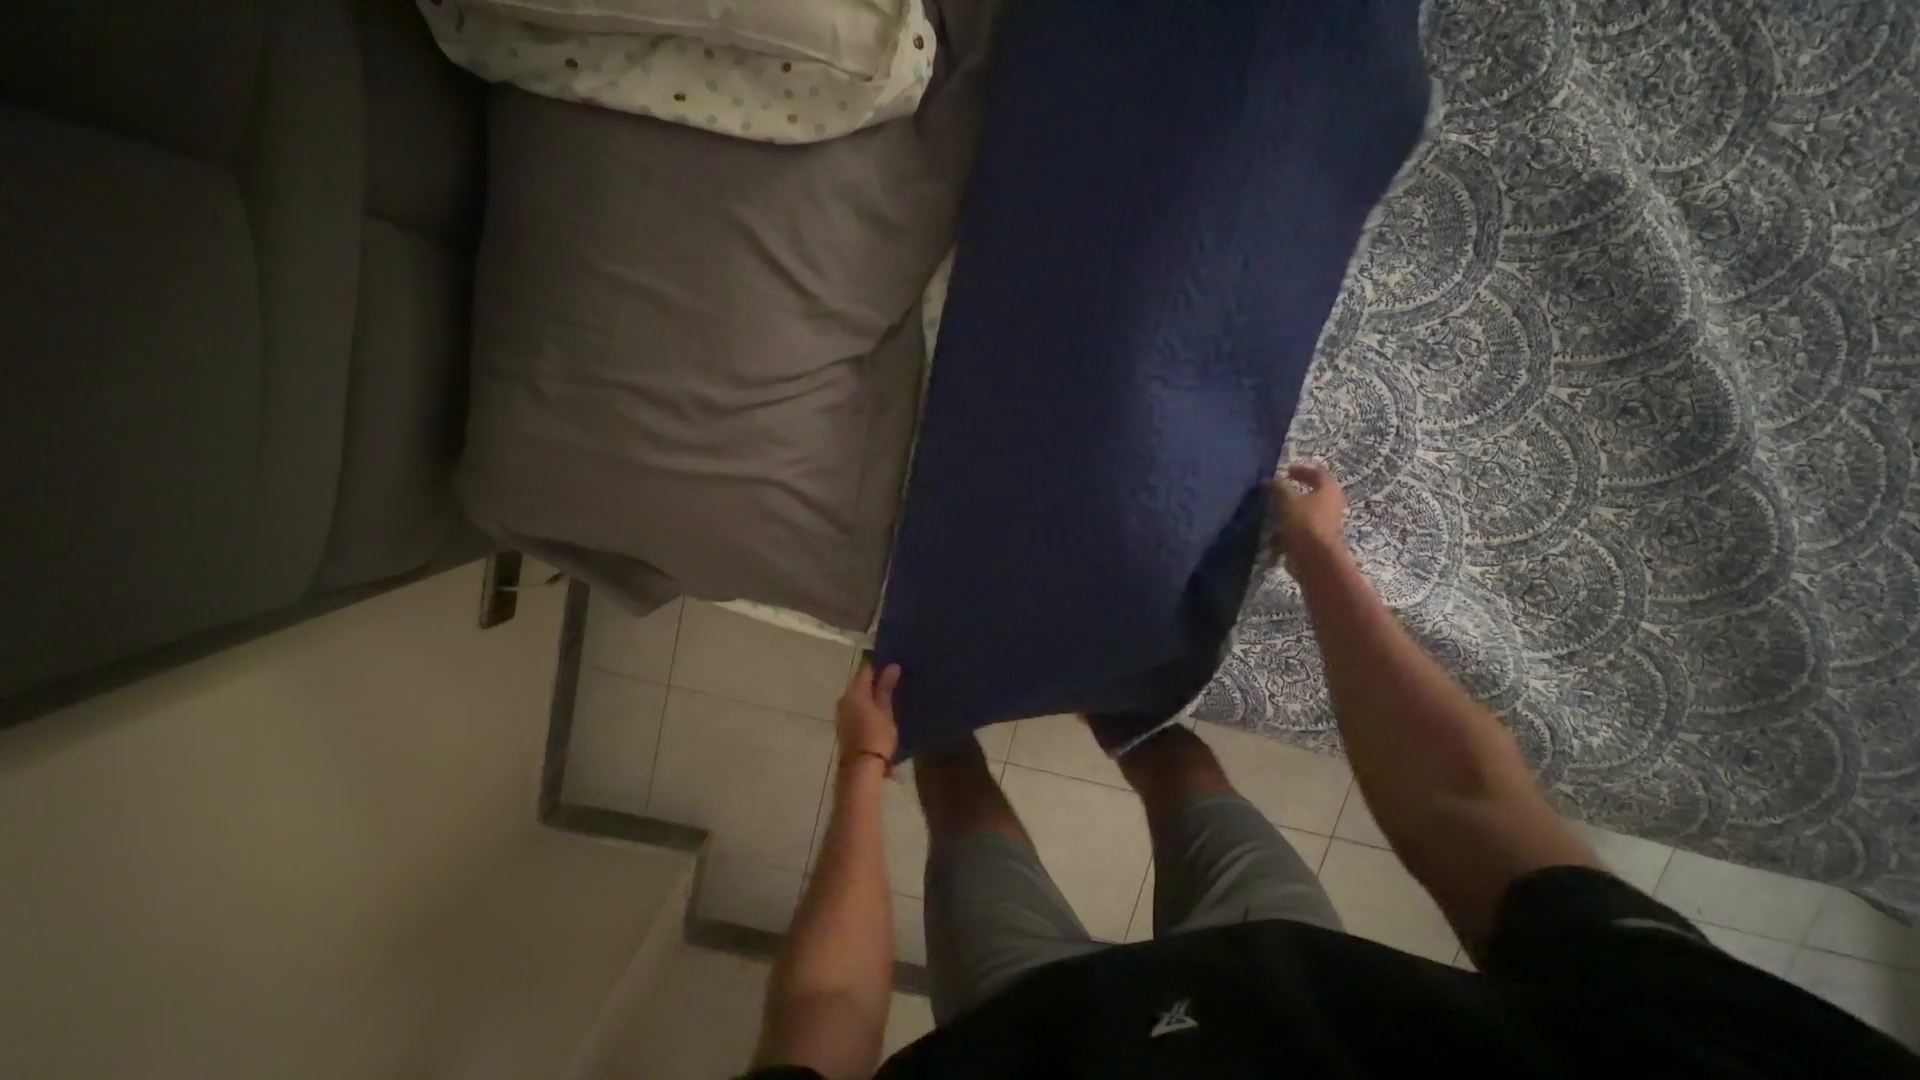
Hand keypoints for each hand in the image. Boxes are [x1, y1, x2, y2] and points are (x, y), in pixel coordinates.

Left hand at [836, 661, 900, 762]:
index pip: (865, 669)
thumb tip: (892, 666)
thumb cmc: (876, 737)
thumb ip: (886, 688)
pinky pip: (856, 707)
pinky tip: (880, 709)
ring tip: (891, 692)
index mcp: (854, 692)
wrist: (861, 769)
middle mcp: (844, 698)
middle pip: (860, 682)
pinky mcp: (844, 726)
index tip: (893, 660)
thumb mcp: (885, 711)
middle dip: (876, 678)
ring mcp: (842, 713)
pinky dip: (867, 705)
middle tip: (895, 676)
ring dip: (872, 693)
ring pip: (858, 695)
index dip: (879, 663)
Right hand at [1269, 463, 1348, 577]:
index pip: (1318, 472)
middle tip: (1277, 491)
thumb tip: (1269, 480)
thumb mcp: (1286, 499)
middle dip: (1294, 492)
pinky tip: (1272, 532)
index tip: (1286, 471)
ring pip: (1305, 512)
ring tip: (1270, 511)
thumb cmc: (1304, 522)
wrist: (1314, 558)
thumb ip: (1278, 487)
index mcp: (1328, 490)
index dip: (1302, 469)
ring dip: (1289, 511)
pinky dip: (1287, 529)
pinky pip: (1300, 529)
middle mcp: (1331, 505)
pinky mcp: (1316, 540)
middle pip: (1313, 493)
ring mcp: (1325, 524)